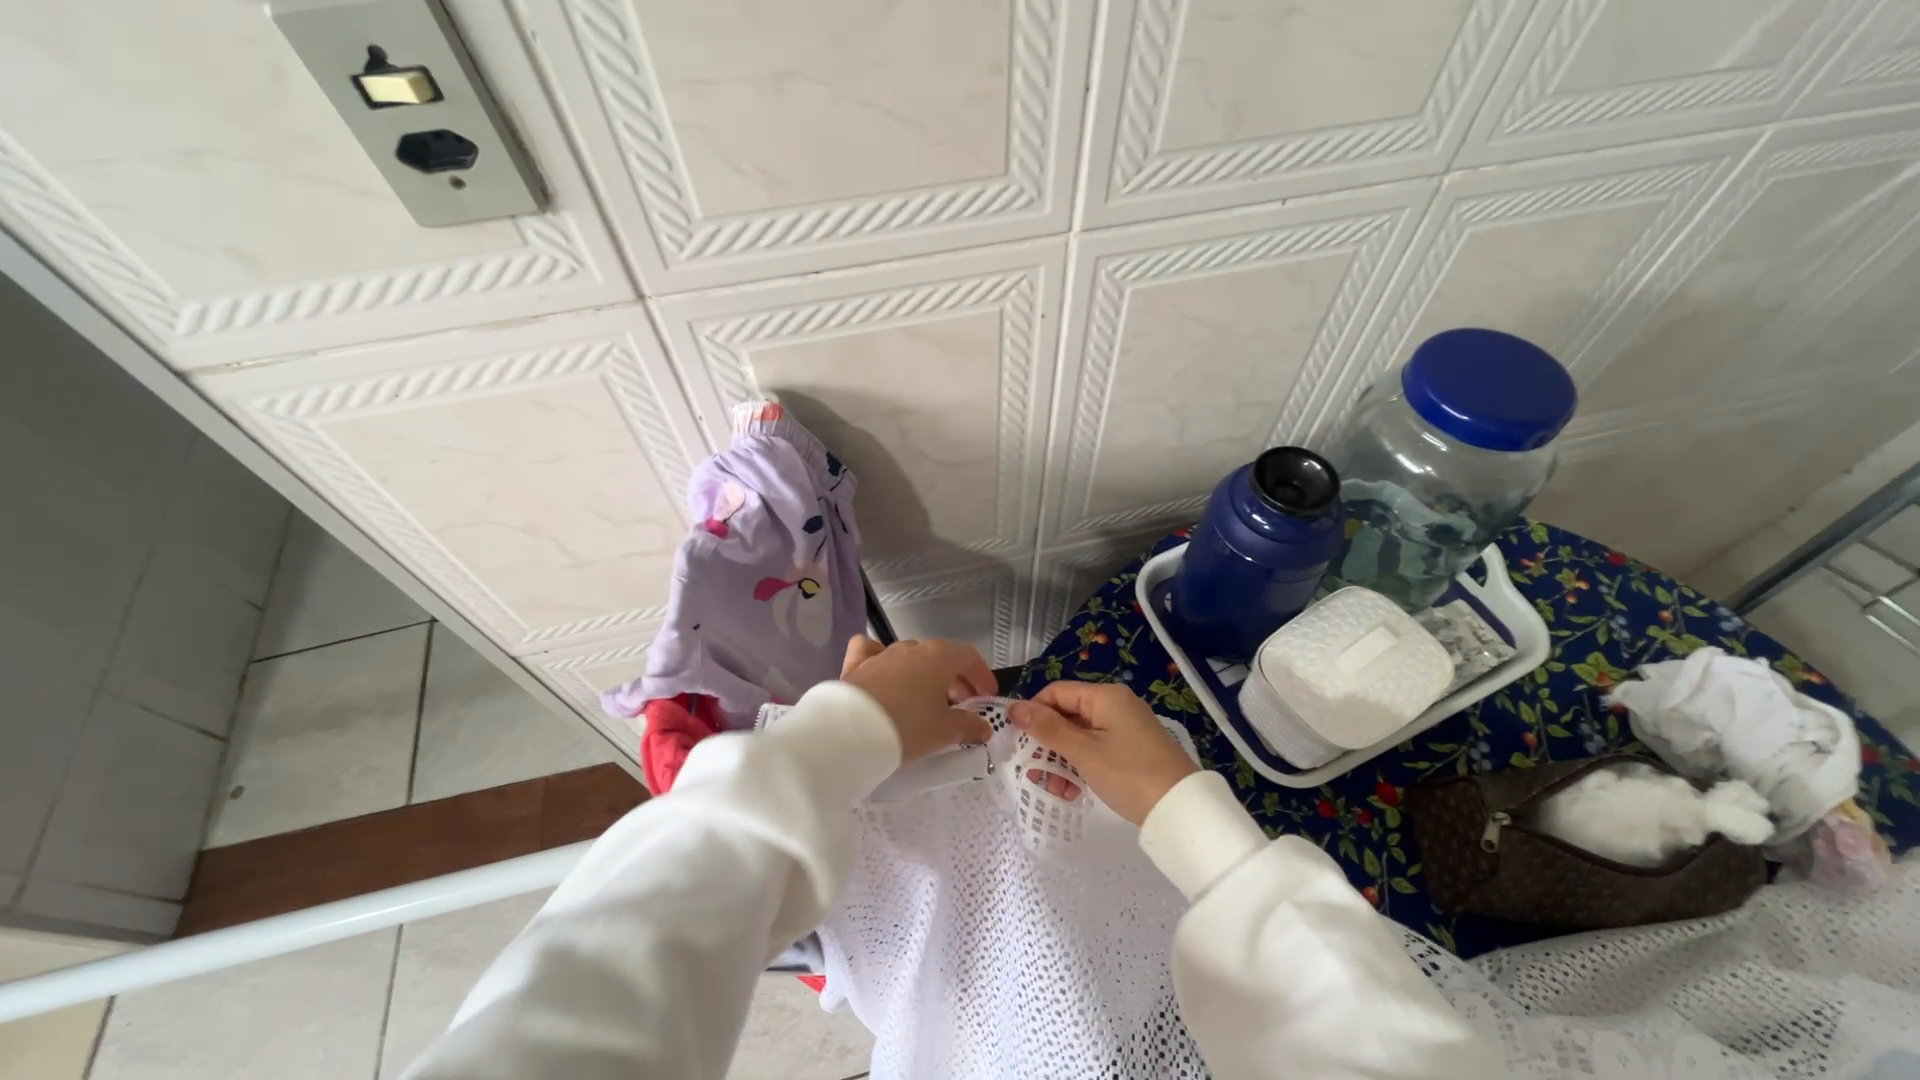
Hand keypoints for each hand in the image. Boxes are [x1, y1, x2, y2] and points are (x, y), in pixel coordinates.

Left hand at [839, 637, 996, 762]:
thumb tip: (983, 727)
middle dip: (955, 678)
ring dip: (923, 674)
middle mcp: (911, 648)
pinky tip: (883, 673)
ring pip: (910, 656)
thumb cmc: (907, 726)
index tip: (987, 696)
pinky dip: (880, 658)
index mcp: (939, 656)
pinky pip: (871, 652)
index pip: (969, 657)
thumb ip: (968, 726)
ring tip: (925, 699)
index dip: (982, 676)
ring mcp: (882, 653)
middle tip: (962, 705)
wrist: (851, 732)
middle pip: (941, 656)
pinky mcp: (855, 665)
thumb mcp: (945, 731)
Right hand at [1009, 682, 1197, 825]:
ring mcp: (1125, 729)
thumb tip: (1014, 707)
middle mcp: (1115, 706)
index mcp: (1105, 697)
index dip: (1034, 712)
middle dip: (1046, 743)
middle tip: (1032, 771)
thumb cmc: (1128, 774)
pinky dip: (1080, 767)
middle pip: (1067, 715)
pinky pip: (1095, 751)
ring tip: (1053, 788)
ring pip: (1079, 737)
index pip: (1056, 692)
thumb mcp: (1083, 752)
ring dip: (1061, 761)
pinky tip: (1072, 791)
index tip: (1018, 740)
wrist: (1181, 809)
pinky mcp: (1131, 751)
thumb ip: (1047, 729)